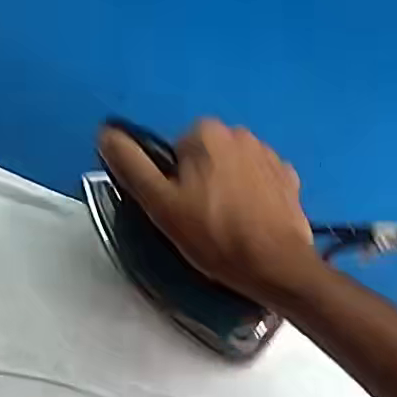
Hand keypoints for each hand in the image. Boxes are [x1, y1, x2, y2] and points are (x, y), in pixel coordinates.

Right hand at [97, 119, 322, 302]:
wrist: (275, 265)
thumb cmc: (214, 236)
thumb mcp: (160, 204)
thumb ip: (131, 166)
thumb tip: (105, 134)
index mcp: (205, 131)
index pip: (173, 155)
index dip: (172, 186)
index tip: (180, 213)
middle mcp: (240, 131)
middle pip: (204, 160)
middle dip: (200, 186)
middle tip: (202, 224)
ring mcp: (270, 154)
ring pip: (233, 170)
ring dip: (227, 191)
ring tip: (228, 228)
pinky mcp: (290, 179)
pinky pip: (260, 183)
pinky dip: (253, 199)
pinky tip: (252, 225)